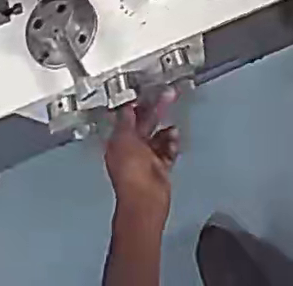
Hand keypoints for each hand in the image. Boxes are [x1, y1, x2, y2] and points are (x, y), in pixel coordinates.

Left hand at [104, 89, 179, 231]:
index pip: (128, 117)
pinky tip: (174, 139)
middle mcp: (131, 149)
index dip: (138, 104)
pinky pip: (167, 150)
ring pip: (158, 136)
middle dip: (156, 109)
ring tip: (172, 128)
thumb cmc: (131, 172)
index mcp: (119, 142)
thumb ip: (126, 120)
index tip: (149, 92)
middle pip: (145, 123)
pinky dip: (171, 143)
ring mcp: (146, 159)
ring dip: (166, 130)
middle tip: (168, 95)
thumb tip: (126, 107)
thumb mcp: (124, 139)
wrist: (146, 200)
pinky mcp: (160, 167)